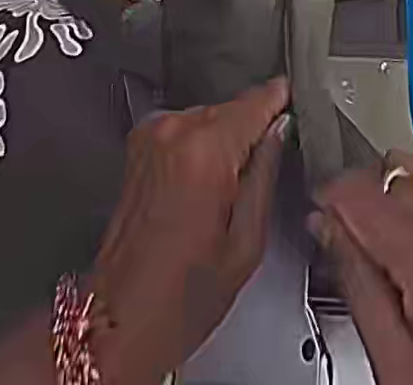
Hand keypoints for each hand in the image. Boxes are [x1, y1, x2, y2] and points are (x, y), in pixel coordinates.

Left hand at [88, 78, 290, 384]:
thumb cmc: (181, 294)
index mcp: (206, 152)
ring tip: (231, 184)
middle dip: (253, 126)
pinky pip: (186, 126)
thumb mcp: (247, 241)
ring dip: (226, 135)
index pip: (254, 103)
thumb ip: (265, 172)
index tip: (292, 96)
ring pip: (209, 115)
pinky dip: (201, 142)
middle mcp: (175, 132)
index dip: (278, 99)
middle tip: (267, 162)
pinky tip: (205, 181)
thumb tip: (278, 131)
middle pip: (232, 108)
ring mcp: (152, 135)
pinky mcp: (139, 144)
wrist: (120, 316)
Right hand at [312, 152, 412, 384]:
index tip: (318, 208)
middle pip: (391, 174)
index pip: (361, 191)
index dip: (329, 197)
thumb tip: (329, 229)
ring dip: (395, 199)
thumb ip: (356, 282)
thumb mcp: (397, 363)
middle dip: (363, 201)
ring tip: (387, 251)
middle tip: (347, 238)